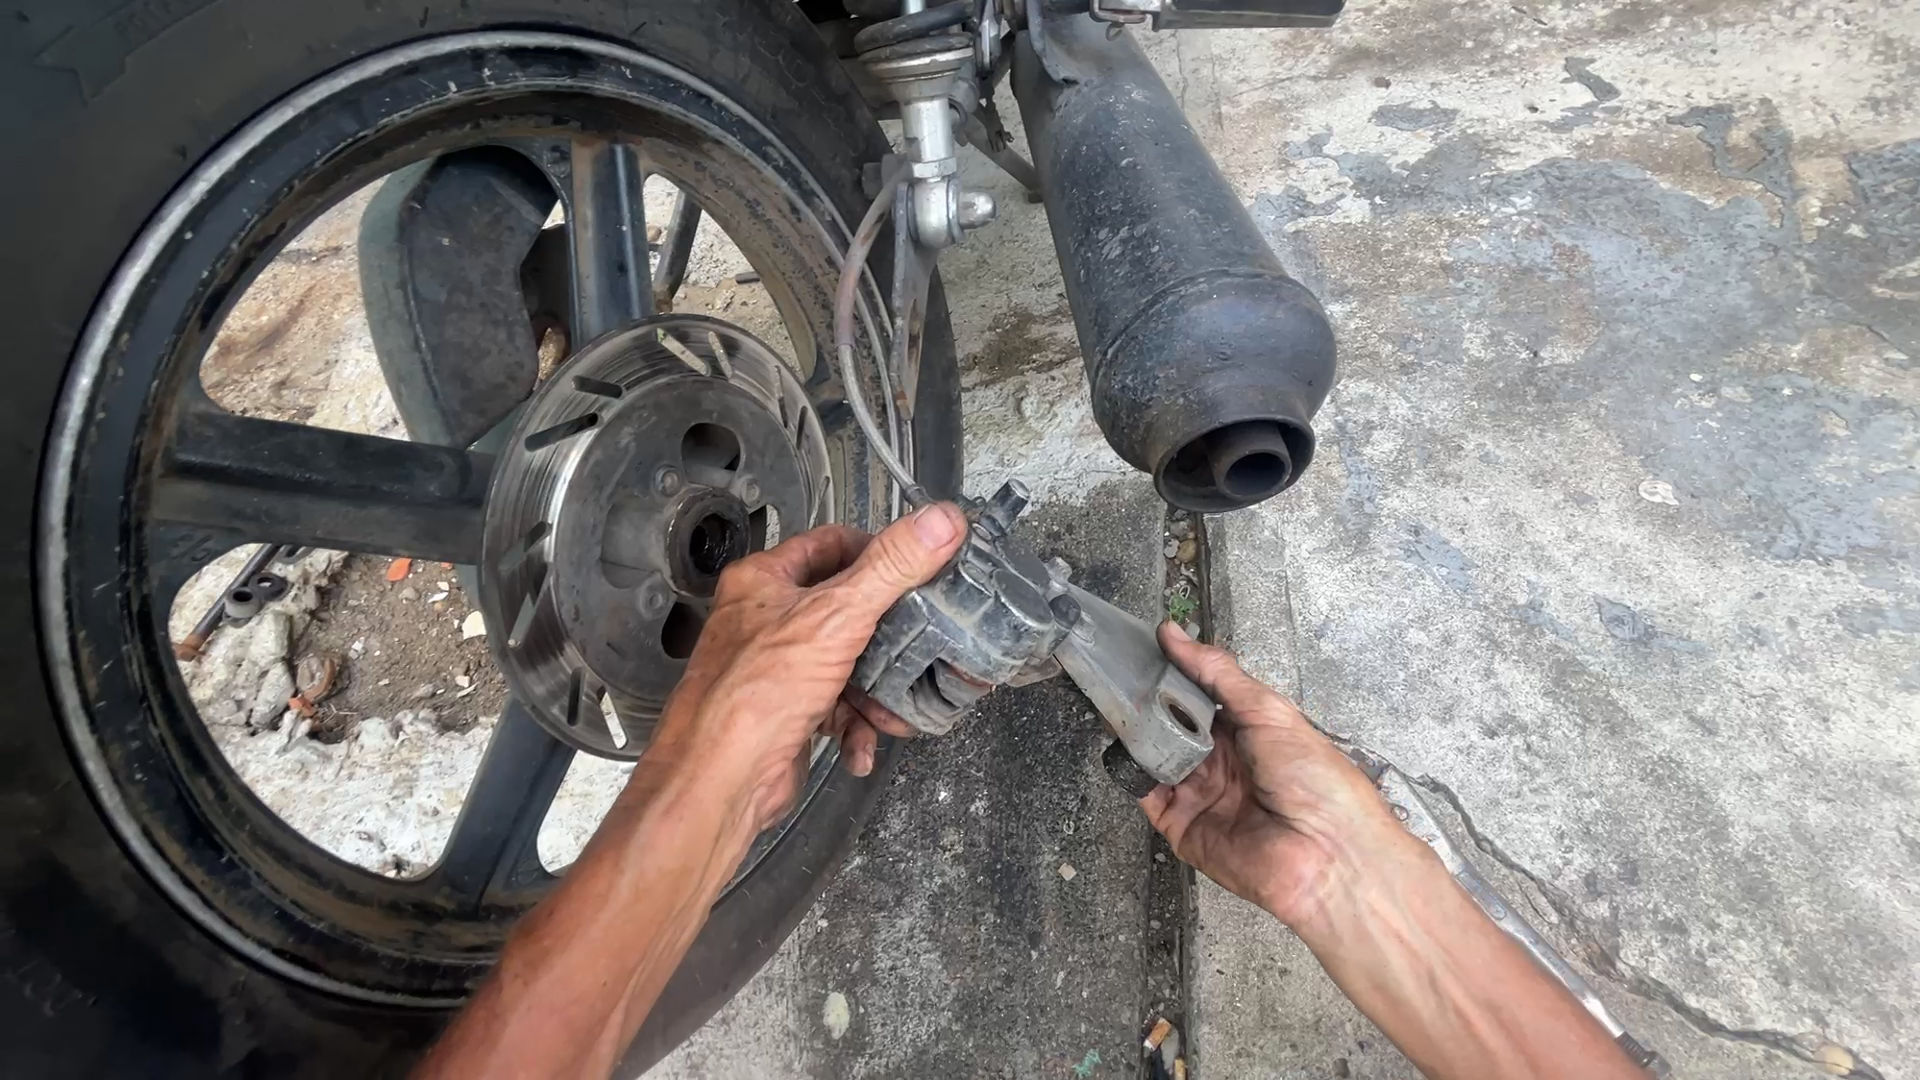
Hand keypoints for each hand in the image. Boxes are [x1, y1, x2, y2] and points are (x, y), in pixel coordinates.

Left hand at [641, 502, 966, 831]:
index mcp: (765, 581)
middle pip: (846, 608)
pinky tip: (864, 741)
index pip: (831, 544)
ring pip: (847, 663)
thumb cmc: (754, 692)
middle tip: (920, 637)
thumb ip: (892, 567)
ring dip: (877, 688)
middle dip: (887, 634)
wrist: (721, 780)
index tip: (913, 569)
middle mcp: (766, 619)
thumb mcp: (837, 616)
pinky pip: (836, 706)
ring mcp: (776, 667)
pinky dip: (857, 723)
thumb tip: (939, 522)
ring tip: (897, 705)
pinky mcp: (787, 710)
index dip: (876, 553)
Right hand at [1140, 624, 1410, 927]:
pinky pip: (1146, 794)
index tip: (1141, 648)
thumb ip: (1217, 672)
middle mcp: (1218, 761)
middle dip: (1145, 702)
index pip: (1196, 696)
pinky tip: (1120, 745)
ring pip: (1153, 755)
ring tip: (1112, 702)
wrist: (1329, 858)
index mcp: (1244, 732)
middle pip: (1170, 726)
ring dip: (1134, 732)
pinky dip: (1130, 771)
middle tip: (1116, 674)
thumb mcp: (1268, 710)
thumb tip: (1172, 632)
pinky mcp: (1179, 825)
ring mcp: (1197, 793)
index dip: (1170, 674)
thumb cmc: (1314, 779)